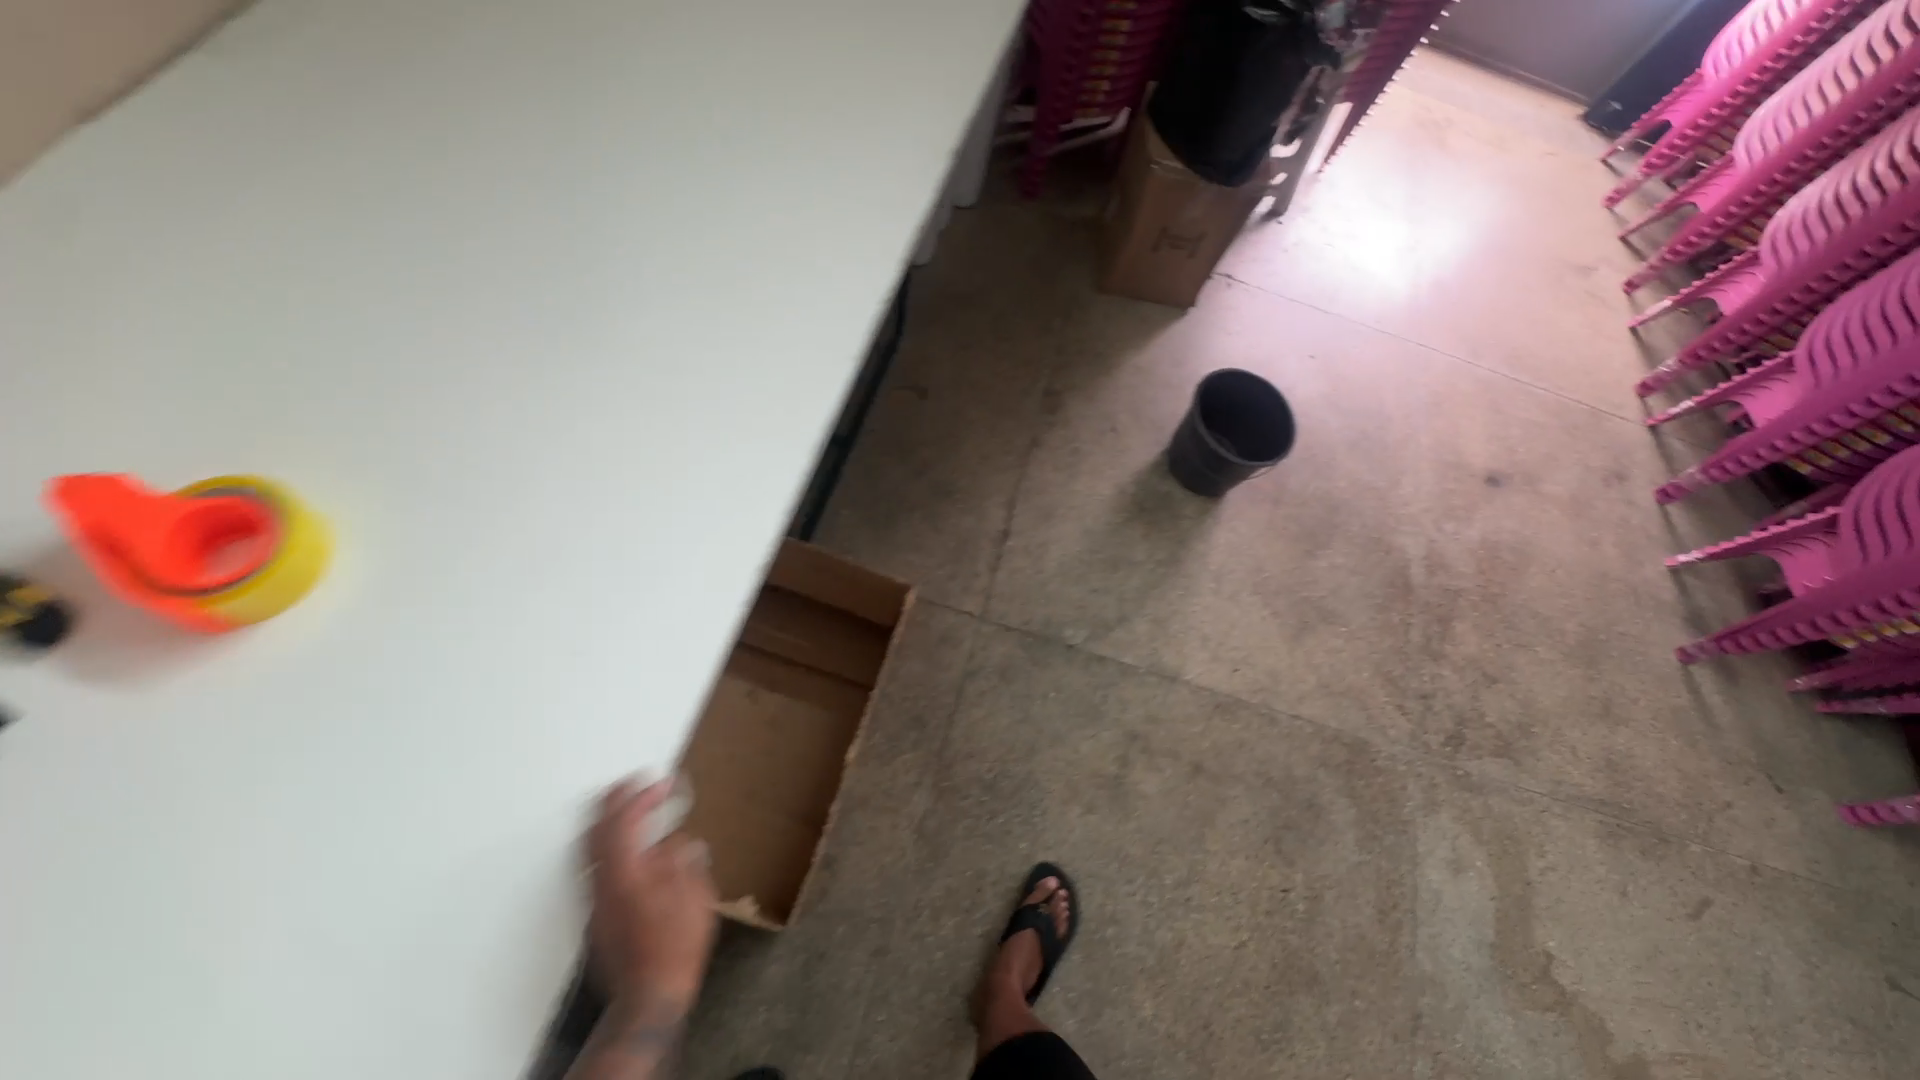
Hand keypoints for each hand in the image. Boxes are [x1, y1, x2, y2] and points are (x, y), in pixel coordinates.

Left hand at [585, 777, 718, 1009]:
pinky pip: (595, 865)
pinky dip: (608, 845)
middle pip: (596, 828)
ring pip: (590, 848)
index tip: (661, 781)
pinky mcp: (596, 915)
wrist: (648, 998)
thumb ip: (684, 862)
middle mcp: (603, 881)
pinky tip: (628, 850)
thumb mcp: (695, 898)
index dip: (642, 795)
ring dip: (607, 821)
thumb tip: (678, 841)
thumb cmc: (676, 947)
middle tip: (632, 783)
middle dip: (613, 800)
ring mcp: (595, 900)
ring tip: (626, 808)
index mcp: (626, 871)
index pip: (625, 820)